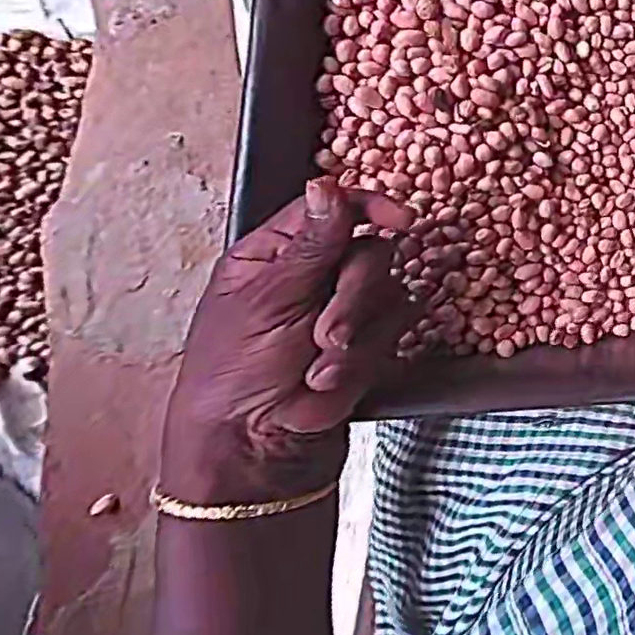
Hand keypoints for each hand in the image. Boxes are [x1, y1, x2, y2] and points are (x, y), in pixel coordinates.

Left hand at [159, 177, 417, 505]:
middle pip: (371, 252)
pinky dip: (369, 352)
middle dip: (354, 295)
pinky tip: (333, 375)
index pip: (334, 209)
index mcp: (277, 254)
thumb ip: (311, 244)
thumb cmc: (235, 375)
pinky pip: (398, 324)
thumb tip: (326, 185)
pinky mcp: (374, 336)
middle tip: (328, 332)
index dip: (370, 208)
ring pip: (389, 289)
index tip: (400, 219)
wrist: (257, 449)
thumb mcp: (267, 302)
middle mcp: (317, 273)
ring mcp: (348, 305)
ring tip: (321, 363)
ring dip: (359, 329)